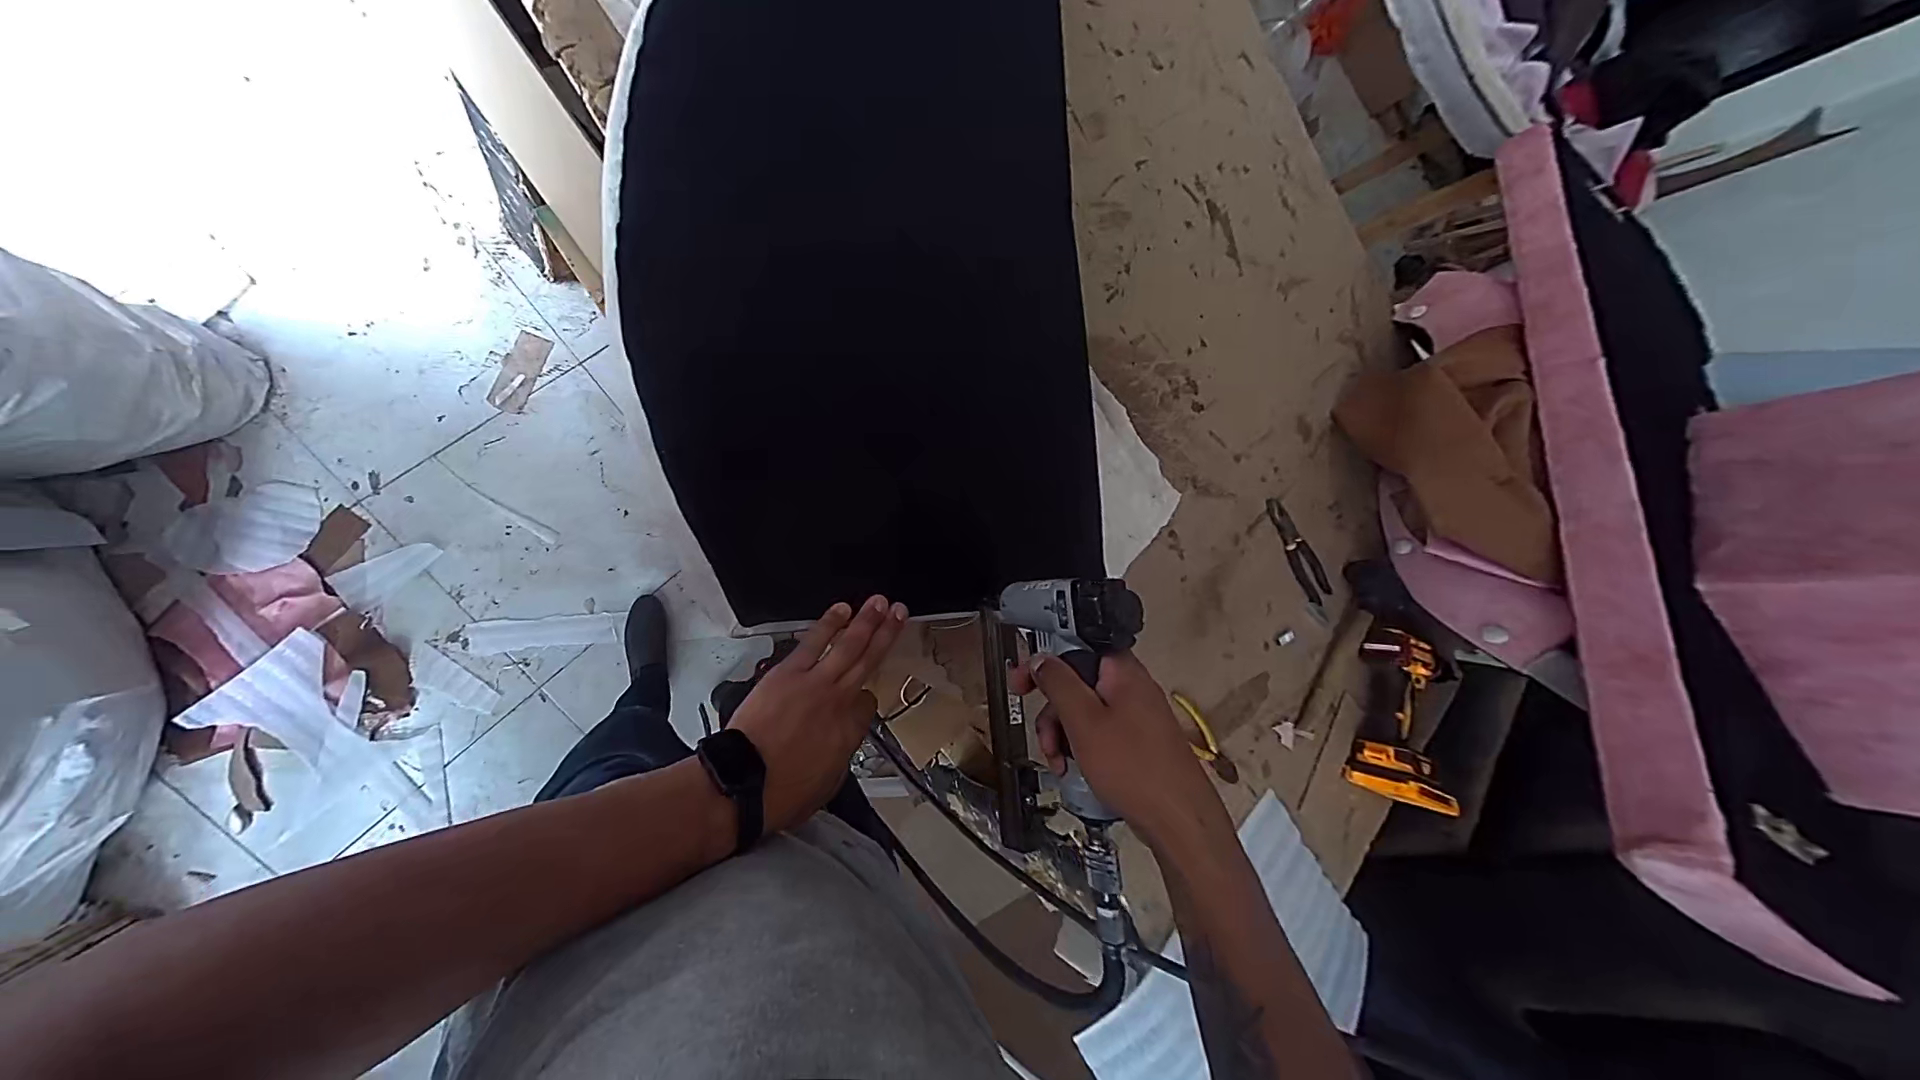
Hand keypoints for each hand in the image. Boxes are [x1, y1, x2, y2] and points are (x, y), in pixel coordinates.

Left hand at [727, 595, 907, 832]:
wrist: (744, 784)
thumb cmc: (782, 794)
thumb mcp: (826, 785)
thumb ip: (839, 756)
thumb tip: (838, 743)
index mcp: (851, 731)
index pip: (869, 704)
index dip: (867, 698)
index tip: (863, 697)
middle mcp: (840, 701)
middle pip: (870, 661)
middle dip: (887, 634)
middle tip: (901, 612)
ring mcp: (815, 683)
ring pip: (849, 645)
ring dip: (867, 621)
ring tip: (880, 602)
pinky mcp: (789, 673)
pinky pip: (815, 642)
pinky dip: (830, 624)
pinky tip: (841, 610)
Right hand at [1011, 650, 1217, 841]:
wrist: (1178, 820)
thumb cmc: (1133, 768)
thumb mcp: (1083, 721)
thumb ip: (1058, 683)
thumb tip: (1041, 659)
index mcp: (1121, 671)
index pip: (1075, 649)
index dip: (1044, 663)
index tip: (1021, 683)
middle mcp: (1132, 686)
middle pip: (1077, 683)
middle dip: (1053, 711)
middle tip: (1044, 736)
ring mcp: (1138, 715)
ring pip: (1086, 711)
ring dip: (1064, 734)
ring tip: (1061, 762)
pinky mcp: (1139, 740)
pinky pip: (1101, 731)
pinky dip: (1083, 746)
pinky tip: (1077, 768)